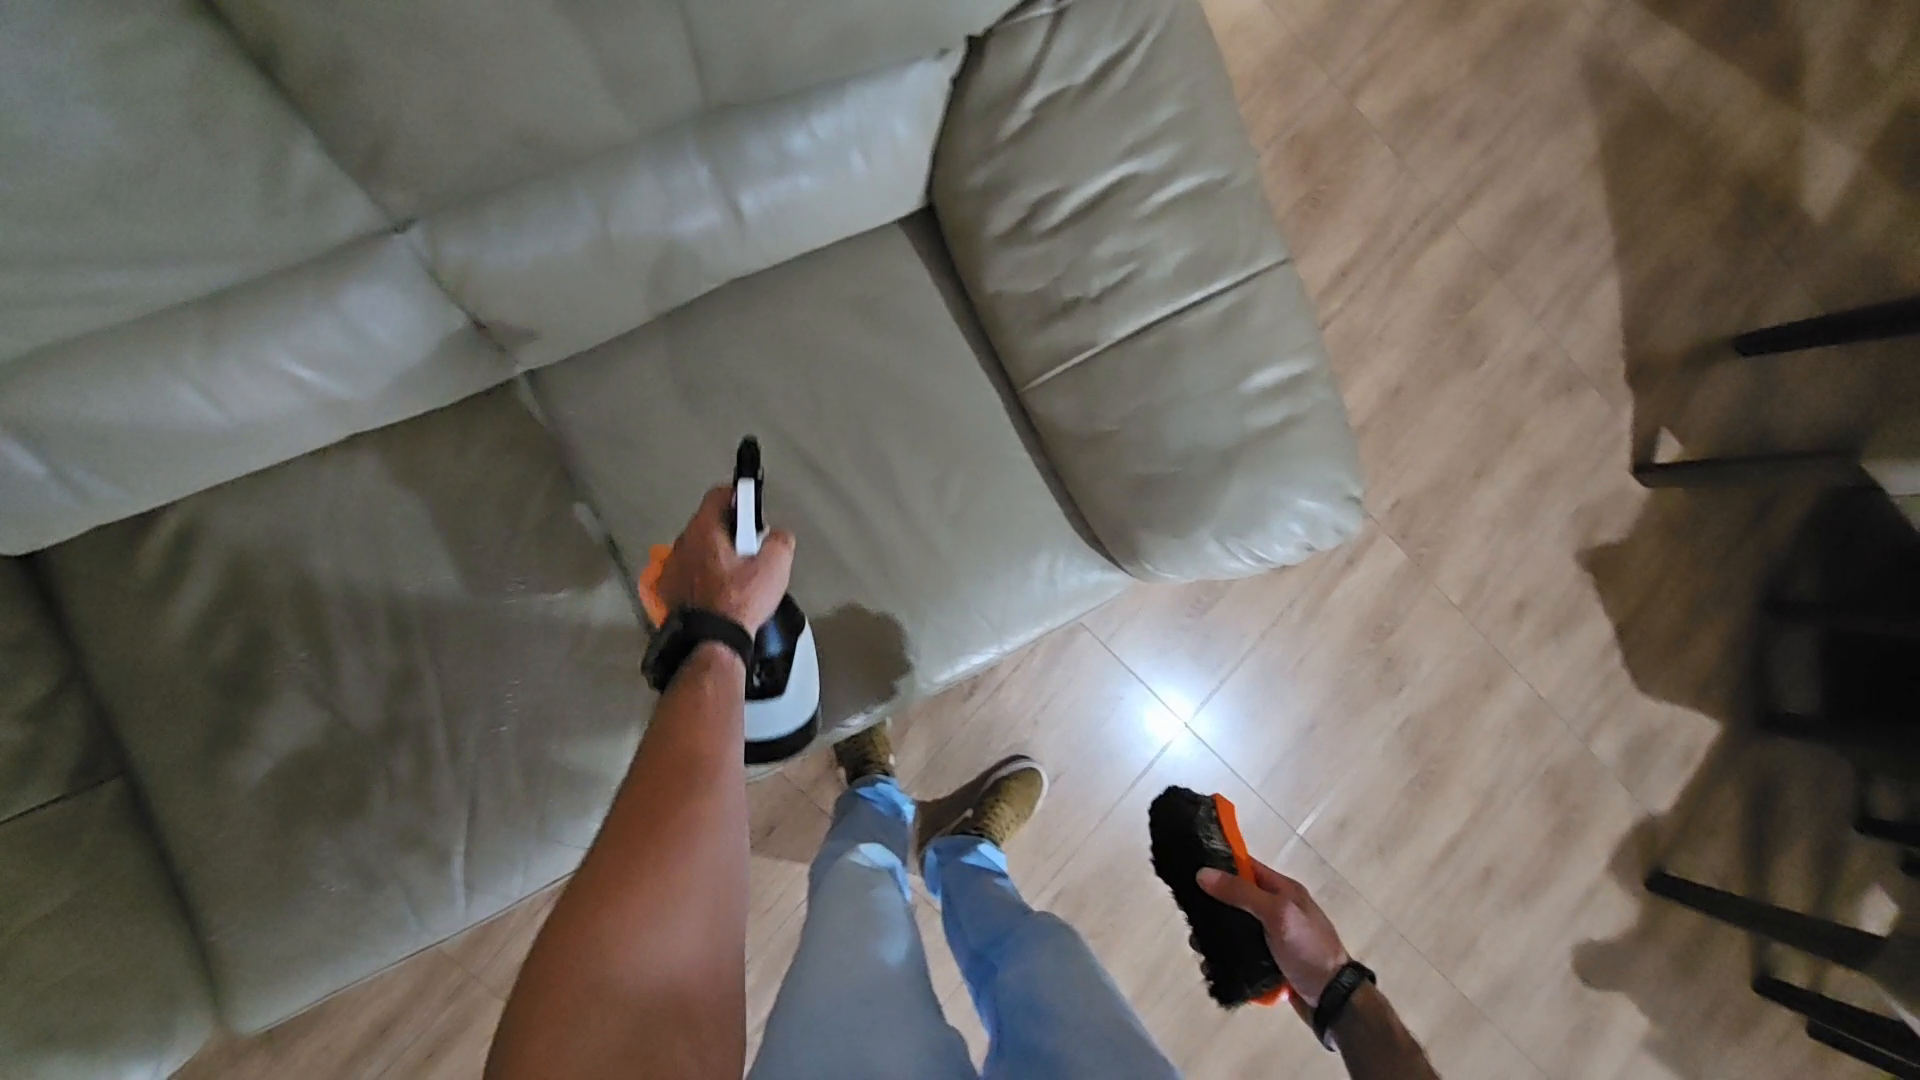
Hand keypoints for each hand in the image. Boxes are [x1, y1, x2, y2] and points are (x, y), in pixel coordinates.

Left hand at [656, 486, 795, 630]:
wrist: (712, 641)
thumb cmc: (740, 601)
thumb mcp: (775, 566)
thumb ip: (780, 540)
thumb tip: (778, 535)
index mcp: (705, 530)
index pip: (718, 495)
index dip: (739, 496)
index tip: (752, 507)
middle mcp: (682, 544)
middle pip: (708, 523)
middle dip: (730, 530)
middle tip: (751, 549)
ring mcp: (671, 568)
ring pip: (697, 550)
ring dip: (714, 555)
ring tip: (736, 576)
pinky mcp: (667, 591)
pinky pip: (688, 573)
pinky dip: (702, 577)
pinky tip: (718, 593)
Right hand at [1198, 859, 1350, 1006]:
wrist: (1334, 1001)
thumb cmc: (1308, 948)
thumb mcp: (1277, 913)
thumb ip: (1241, 892)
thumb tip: (1202, 873)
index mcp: (1282, 889)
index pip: (1245, 866)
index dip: (1219, 864)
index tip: (1191, 869)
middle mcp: (1275, 909)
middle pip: (1234, 897)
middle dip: (1211, 906)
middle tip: (1192, 918)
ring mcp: (1271, 936)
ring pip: (1233, 927)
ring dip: (1214, 935)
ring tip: (1198, 946)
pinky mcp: (1267, 961)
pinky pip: (1237, 952)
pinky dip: (1223, 955)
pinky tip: (1210, 964)